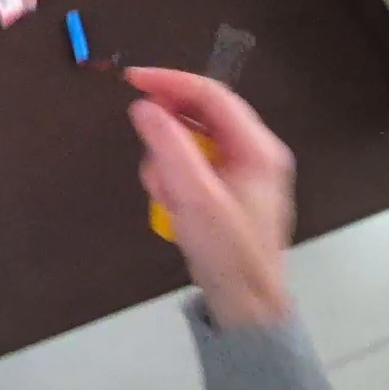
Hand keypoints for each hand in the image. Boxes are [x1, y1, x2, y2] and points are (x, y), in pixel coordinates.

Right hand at [126, 67, 295, 328]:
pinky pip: (190, 161)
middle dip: (167, 128)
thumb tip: (142, 106)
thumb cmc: (227, 250)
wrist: (247, 308)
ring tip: (165, 191)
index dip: (170, 81)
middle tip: (143, 139)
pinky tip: (171, 201)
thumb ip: (169, 146)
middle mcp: (252, 150)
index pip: (210, 94)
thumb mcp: (195, 197)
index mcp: (257, 147)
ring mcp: (240, 167)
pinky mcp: (225, 185)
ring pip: (189, 137)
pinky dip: (172, 174)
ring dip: (167, 157)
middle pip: (200, 112)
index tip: (132, 80)